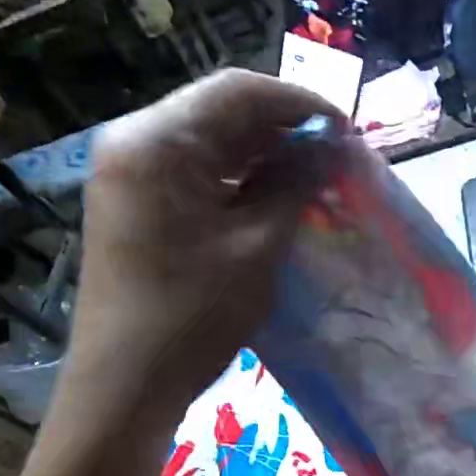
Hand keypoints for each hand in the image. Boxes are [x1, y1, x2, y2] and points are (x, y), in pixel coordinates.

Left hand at [58, 70, 341, 432]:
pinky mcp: (135, 204)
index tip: (349, 134)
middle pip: (220, 113)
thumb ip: (293, 186)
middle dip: (284, 131)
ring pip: (210, 145)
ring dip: (264, 158)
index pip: (239, 92)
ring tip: (314, 182)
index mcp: (157, 141)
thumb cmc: (193, 317)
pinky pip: (194, 175)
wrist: (125, 383)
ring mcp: (130, 173)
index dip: (301, 105)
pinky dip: (237, 182)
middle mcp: (135, 141)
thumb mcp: (256, 249)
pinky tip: (274, 202)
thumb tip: (330, 147)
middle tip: (336, 161)